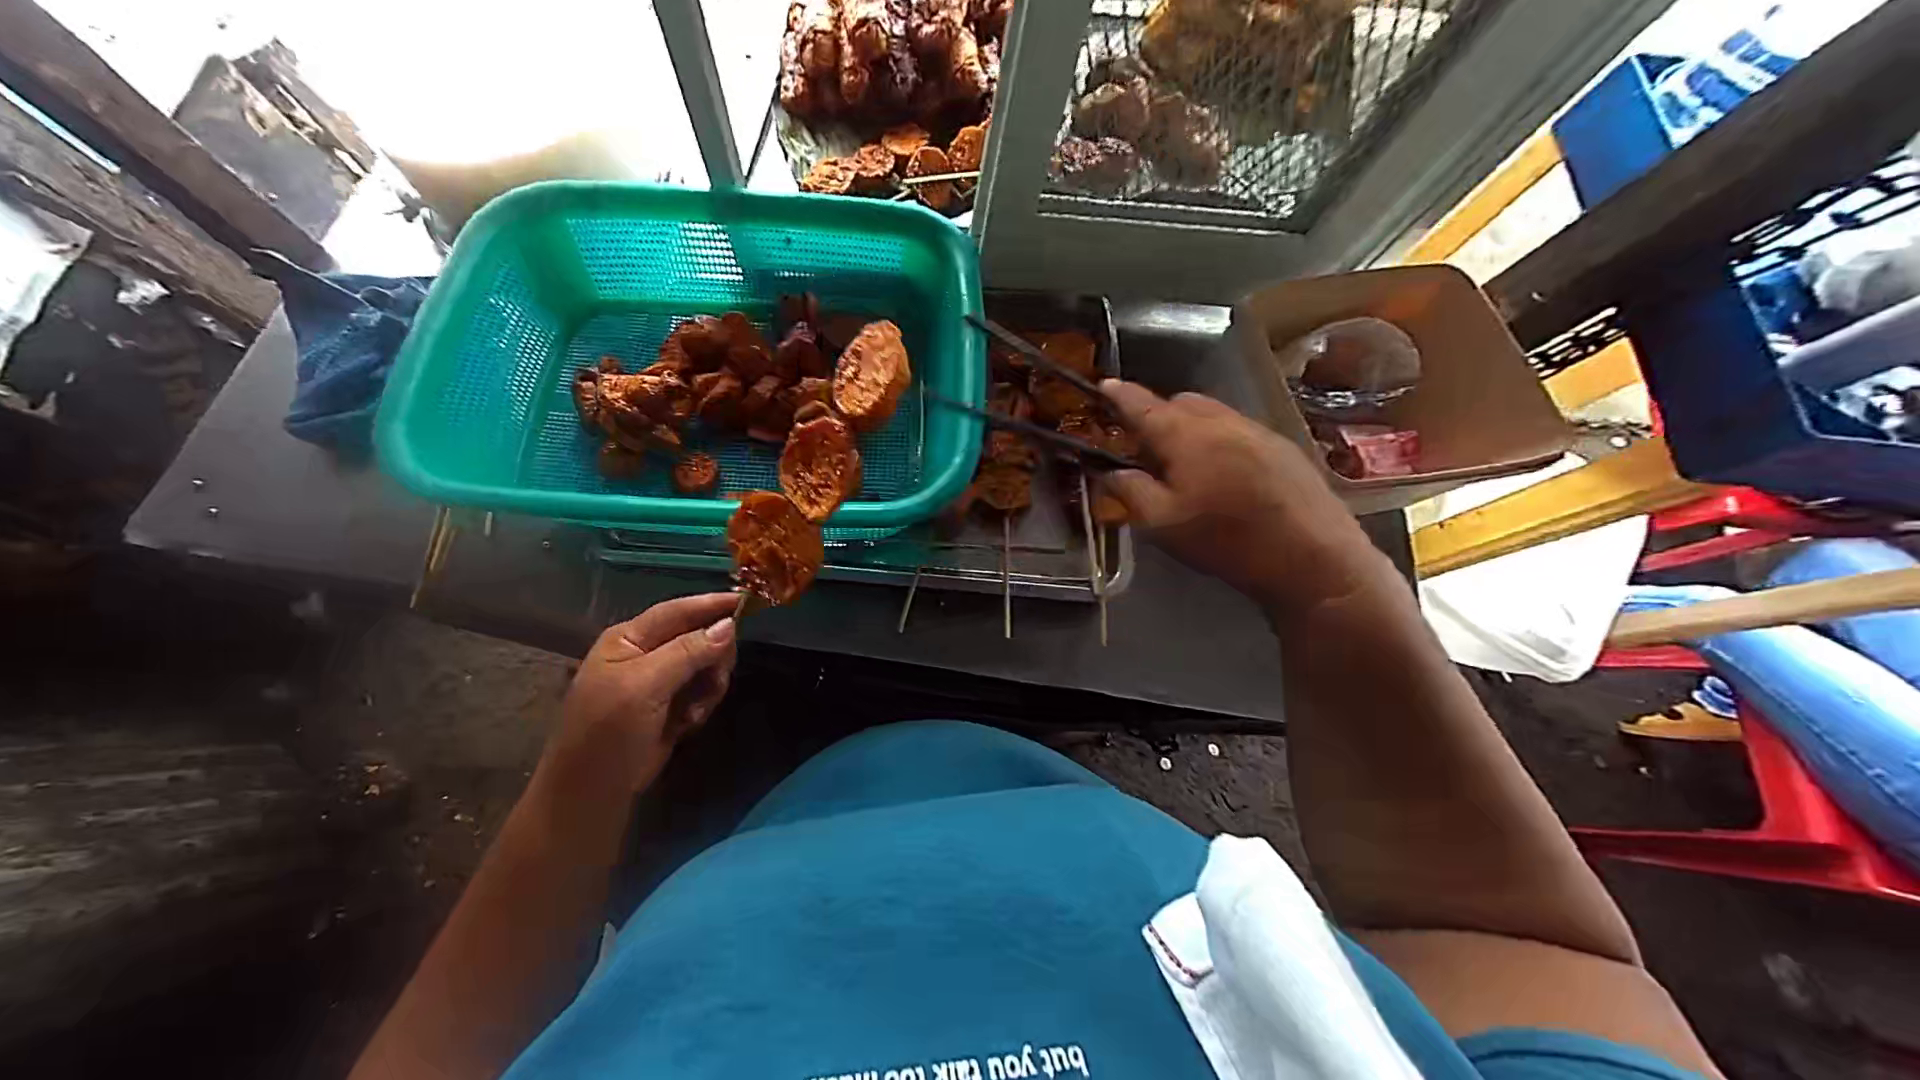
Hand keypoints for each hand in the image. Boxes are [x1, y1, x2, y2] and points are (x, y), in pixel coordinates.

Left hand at [546, 592, 738, 790]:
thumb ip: (687, 652)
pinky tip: (688, 724)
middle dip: (714, 657)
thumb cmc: (607, 733)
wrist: (592, 792)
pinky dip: (703, 704)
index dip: (712, 605)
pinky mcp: (672, 704)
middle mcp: (646, 652)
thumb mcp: (644, 687)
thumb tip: (730, 624)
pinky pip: (704, 689)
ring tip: (694, 713)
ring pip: (708, 665)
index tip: (749, 601)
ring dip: (710, 686)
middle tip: (715, 681)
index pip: (678, 610)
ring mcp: (660, 680)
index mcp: (629, 638)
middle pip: (700, 636)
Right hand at [1099, 380, 1391, 617]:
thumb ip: (1130, 491)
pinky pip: (1239, 431)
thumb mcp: (1162, 524)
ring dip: (1191, 429)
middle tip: (1144, 448)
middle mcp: (1223, 421)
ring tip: (1185, 465)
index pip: (1143, 405)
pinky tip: (1224, 477)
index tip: (1104, 386)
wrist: (1311, 557)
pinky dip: (1219, 441)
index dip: (1120, 396)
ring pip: (1214, 415)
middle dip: (1158, 415)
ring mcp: (1258, 431)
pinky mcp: (1284, 448)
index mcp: (1186, 435)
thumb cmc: (1226, 539)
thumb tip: (1111, 472)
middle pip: (1181, 402)